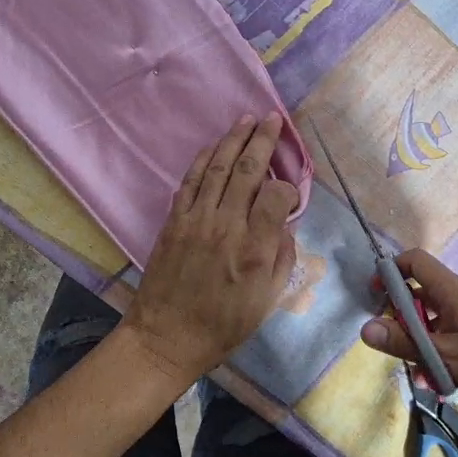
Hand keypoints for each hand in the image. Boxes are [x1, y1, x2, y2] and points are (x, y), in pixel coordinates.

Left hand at [121, 114, 299, 383]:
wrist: (165, 339)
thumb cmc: (223, 325)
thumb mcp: (267, 300)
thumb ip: (282, 257)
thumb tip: (283, 224)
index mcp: (255, 250)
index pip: (277, 197)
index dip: (289, 186)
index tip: (292, 192)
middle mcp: (226, 227)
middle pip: (248, 170)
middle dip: (263, 140)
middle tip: (273, 118)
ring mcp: (197, 220)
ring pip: (218, 168)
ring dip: (233, 140)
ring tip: (247, 119)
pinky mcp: (174, 221)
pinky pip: (191, 181)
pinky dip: (204, 160)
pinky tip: (214, 147)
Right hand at [359, 250, 457, 418]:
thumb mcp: (445, 359)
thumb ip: (404, 343)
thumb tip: (365, 329)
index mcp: (454, 291)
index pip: (416, 260)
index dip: (392, 271)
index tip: (376, 296)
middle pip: (425, 290)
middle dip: (404, 316)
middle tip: (397, 346)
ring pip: (440, 314)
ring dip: (424, 337)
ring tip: (423, 371)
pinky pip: (457, 327)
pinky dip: (444, 345)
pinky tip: (447, 377)